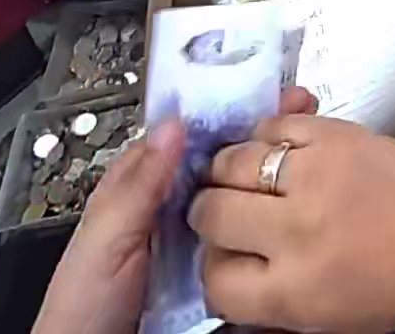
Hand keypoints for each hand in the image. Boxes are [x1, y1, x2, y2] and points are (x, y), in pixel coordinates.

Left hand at [33, 88, 317, 333]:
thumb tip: (176, 123)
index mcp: (146, 181)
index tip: (267, 89)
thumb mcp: (104, 239)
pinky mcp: (216, 263)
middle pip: (225, 154)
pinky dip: (269, 214)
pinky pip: (246, 232)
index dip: (230, 105)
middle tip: (302, 106)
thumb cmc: (82, 306)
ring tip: (311, 142)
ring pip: (239, 189)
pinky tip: (296, 199)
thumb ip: (138, 184)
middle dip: (262, 128)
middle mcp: (177, 200)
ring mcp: (200, 231)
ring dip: (271, 166)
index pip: (194, 130)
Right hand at [189, 115, 394, 332]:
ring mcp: (313, 174)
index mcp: (294, 292)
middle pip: (215, 214)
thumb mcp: (328, 318)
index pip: (214, 281)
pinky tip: (270, 146)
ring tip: (234, 172)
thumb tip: (226, 270)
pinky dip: (265, 134)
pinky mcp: (331, 132)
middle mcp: (296, 231)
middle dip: (208, 211)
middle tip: (216, 206)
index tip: (220, 252)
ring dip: (226, 167)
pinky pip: (275, 124)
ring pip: (235, 161)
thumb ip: (272, 299)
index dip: (211, 266)